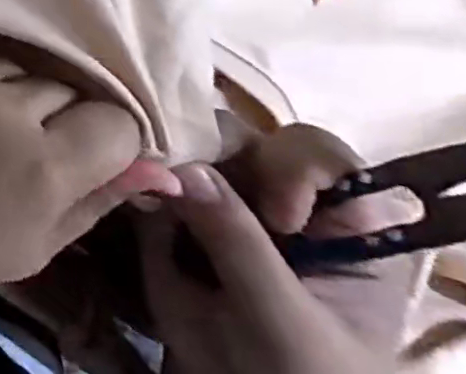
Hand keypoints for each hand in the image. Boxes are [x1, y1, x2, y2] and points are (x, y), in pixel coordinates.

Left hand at [0, 35, 179, 294]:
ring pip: (19, 65)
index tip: (90, 152)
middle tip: (30, 143)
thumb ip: (97, 200)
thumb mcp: (36, 245)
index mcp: (44, 165)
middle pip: (66, 89)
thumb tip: (157, 168)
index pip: (115, 120)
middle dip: (60, 116)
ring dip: (14, 90)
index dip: (109, 138)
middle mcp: (7, 108)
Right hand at [138, 125, 425, 373]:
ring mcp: (221, 207)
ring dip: (165, 148)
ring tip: (145, 173)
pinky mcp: (173, 218)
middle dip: (210, 145)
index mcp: (339, 226)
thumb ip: (240, 243)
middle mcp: (277, 200)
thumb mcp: (284, 322)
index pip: (321, 159)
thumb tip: (185, 165)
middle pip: (246, 142)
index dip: (298, 165)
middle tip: (182, 173)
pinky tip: (126, 181)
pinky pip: (153, 176)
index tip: (281, 215)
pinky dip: (135, 170)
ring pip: (191, 150)